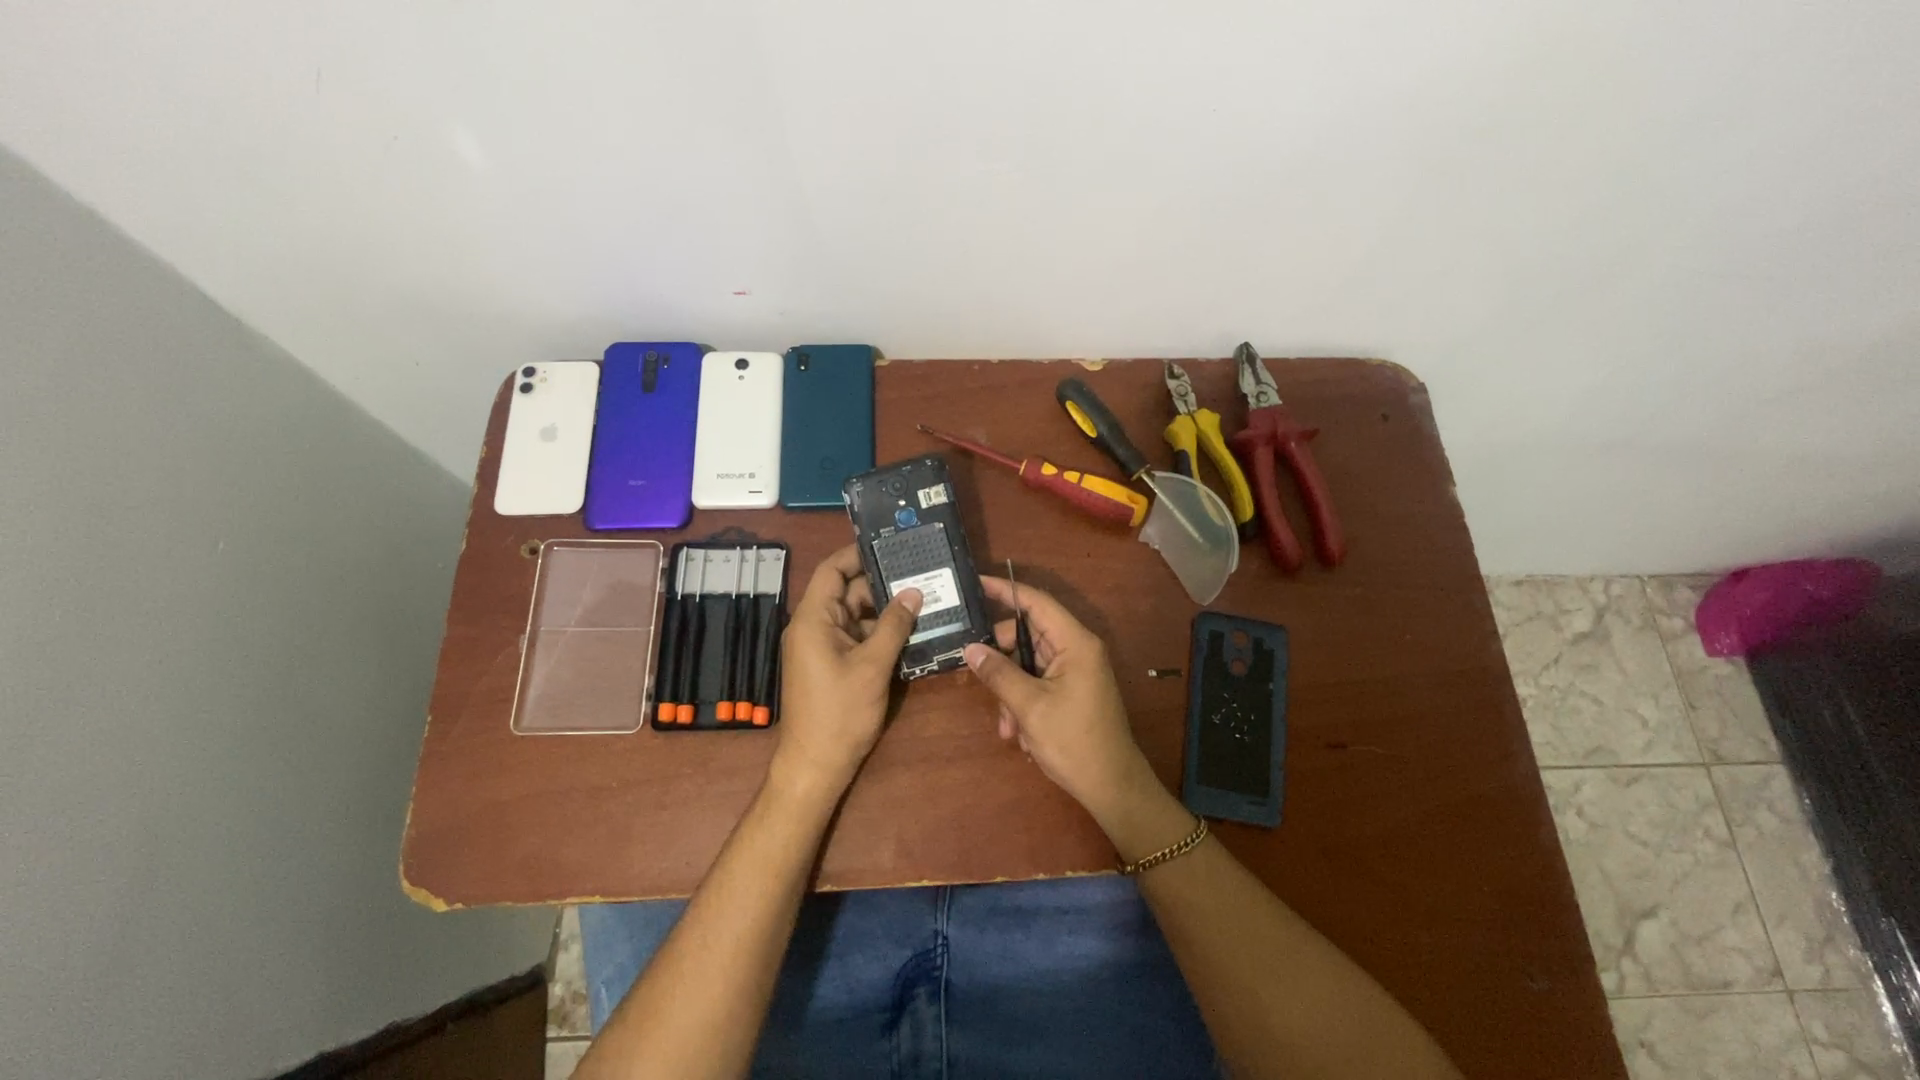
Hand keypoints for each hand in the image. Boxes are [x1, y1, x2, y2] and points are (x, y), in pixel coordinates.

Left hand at [772, 545, 921, 797]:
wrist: (817, 764)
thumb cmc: (840, 712)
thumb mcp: (872, 666)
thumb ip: (894, 626)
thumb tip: (914, 592)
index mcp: (813, 619)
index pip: (831, 570)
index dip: (857, 554)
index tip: (890, 543)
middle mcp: (814, 627)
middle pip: (848, 592)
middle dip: (882, 583)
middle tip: (921, 572)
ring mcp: (823, 647)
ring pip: (856, 616)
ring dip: (886, 611)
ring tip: (925, 598)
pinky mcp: (833, 665)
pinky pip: (858, 638)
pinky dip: (881, 633)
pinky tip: (912, 631)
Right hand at [963, 577, 1156, 823]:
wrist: (1111, 785)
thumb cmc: (1073, 741)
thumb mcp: (1030, 707)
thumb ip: (999, 673)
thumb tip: (970, 649)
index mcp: (1075, 643)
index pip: (1036, 603)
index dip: (1006, 590)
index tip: (976, 583)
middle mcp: (1077, 650)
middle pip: (1027, 635)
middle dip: (1001, 659)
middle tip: (977, 674)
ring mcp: (1075, 671)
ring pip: (1028, 663)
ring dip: (1010, 690)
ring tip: (1006, 725)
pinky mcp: (1071, 691)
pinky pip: (1037, 683)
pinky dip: (1022, 703)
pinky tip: (1017, 732)